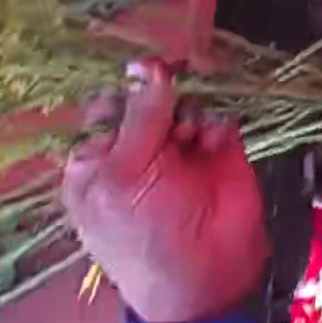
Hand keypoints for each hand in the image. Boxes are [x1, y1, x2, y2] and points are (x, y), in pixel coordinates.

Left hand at [62, 60, 268, 322]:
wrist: (205, 260)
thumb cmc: (145, 226)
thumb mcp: (127, 172)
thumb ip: (142, 114)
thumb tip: (145, 62)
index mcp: (99, 156)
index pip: (110, 104)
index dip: (130, 86)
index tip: (150, 67)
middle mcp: (140, 145)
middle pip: (156, 97)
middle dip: (167, 96)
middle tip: (172, 105)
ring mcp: (183, 145)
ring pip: (192, 101)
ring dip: (193, 113)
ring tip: (192, 138)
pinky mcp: (222, 144)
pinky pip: (221, 115)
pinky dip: (218, 124)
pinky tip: (214, 142)